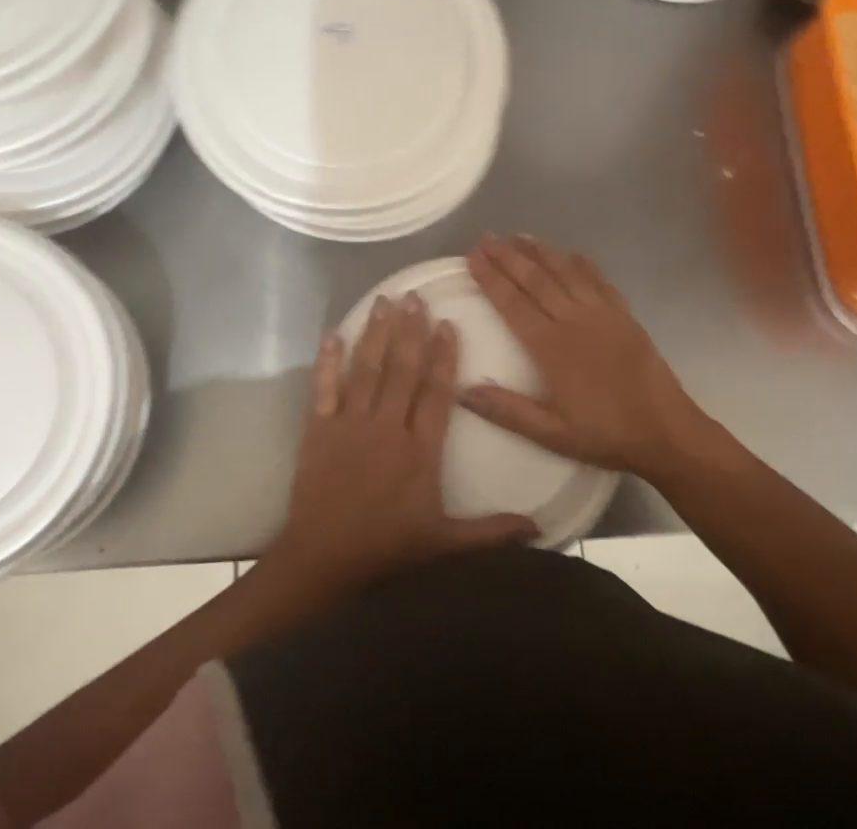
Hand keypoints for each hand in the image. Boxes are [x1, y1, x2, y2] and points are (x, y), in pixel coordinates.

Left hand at [268, 293, 539, 592]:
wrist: (324, 558)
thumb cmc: (387, 548)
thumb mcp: (445, 543)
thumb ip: (492, 531)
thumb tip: (537, 527)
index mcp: (420, 450)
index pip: (436, 393)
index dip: (444, 357)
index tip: (448, 324)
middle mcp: (386, 428)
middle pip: (402, 370)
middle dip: (411, 332)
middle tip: (415, 297)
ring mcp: (349, 425)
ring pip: (366, 370)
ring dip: (376, 334)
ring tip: (384, 302)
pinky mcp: (318, 431)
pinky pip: (323, 388)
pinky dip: (327, 361)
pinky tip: (331, 334)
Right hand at [461, 235, 724, 483]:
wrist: (666, 431)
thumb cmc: (605, 435)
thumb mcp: (551, 434)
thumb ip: (507, 411)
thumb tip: (463, 390)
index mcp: (551, 348)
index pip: (513, 304)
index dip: (491, 278)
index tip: (472, 256)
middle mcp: (575, 322)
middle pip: (536, 280)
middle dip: (508, 256)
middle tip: (485, 237)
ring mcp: (603, 315)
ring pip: (566, 273)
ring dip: (541, 252)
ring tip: (518, 235)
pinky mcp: (625, 317)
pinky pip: (599, 281)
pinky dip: (582, 264)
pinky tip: (571, 254)